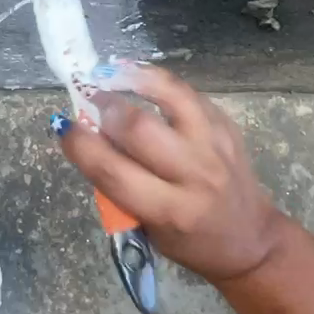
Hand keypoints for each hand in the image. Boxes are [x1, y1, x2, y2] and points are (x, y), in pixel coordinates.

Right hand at [58, 63, 284, 282]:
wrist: (250, 240)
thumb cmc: (189, 240)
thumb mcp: (148, 227)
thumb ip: (118, 183)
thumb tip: (88, 134)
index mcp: (169, 211)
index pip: (113, 172)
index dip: (81, 145)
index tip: (63, 126)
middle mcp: (194, 176)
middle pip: (140, 128)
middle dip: (106, 106)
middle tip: (89, 96)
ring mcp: (215, 145)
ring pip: (169, 95)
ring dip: (133, 79)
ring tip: (111, 73)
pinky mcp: (226, 124)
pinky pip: (186, 91)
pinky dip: (157, 80)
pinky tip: (137, 75)